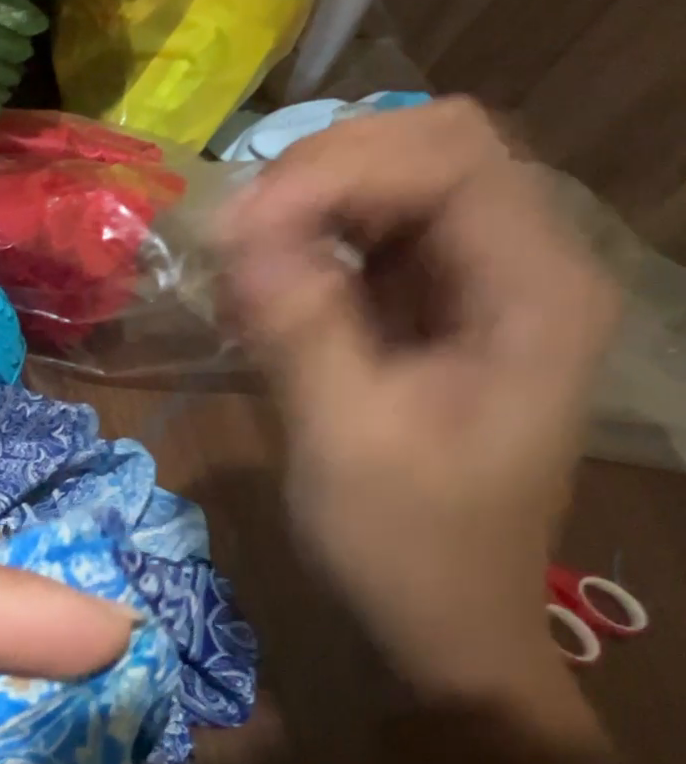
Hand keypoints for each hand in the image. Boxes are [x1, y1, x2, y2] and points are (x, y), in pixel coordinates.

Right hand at [217, 99, 618, 733]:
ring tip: (234, 266)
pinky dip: (299, 244)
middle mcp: (517, 266)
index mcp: (533, 291)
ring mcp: (470, 286)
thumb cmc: (403, 543)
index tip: (235, 233)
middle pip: (426, 146)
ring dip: (302, 206)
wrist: (435, 617)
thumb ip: (301, 329)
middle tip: (230, 239)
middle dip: (317, 174)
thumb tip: (236, 232)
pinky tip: (255, 291)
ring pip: (390, 183)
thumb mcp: (346, 441)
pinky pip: (362, 237)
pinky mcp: (422, 311)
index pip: (448, 159)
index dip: (334, 172)